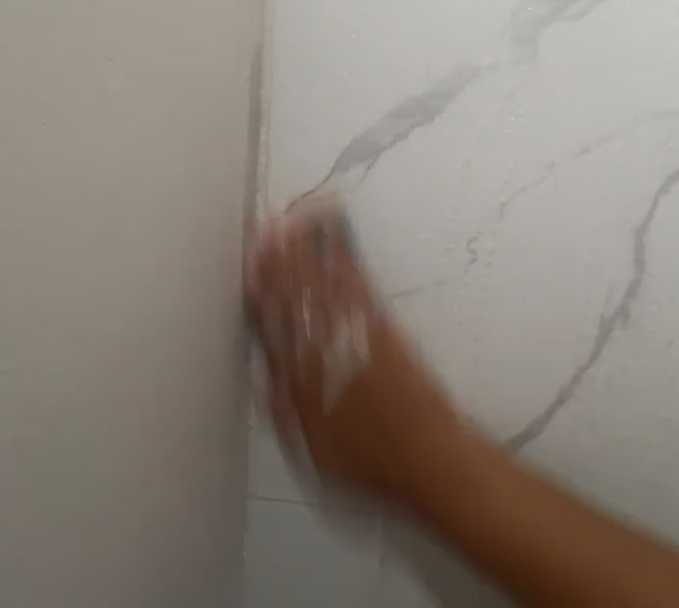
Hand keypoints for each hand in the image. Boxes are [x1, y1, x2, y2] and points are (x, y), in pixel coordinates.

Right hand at [245, 198, 471, 508]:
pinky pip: (360, 288)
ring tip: (299, 220)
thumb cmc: (368, 458)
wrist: (426, 453)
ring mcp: (358, 333)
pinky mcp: (385, 327)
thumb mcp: (313, 446)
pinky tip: (341, 243)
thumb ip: (288, 407)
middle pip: (299, 295)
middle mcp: (327, 348)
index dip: (262, 289)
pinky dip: (349, 262)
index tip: (253, 259)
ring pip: (326, 285)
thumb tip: (270, 374)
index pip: (275, 324)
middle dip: (283, 258)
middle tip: (271, 224)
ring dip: (311, 250)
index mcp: (303, 377)